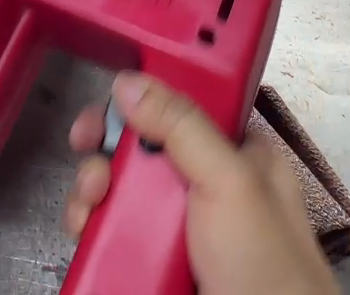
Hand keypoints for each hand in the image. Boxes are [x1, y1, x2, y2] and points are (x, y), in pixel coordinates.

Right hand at [65, 73, 337, 294]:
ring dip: (91, 190)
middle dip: (106, 147)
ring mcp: (179, 226)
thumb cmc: (265, 269)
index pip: (182, 105)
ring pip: (120, 187)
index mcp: (237, 155)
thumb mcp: (231, 184)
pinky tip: (83, 233)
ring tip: (86, 210)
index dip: (142, 98)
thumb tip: (129, 81)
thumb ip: (183, 126)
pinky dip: (92, 228)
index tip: (110, 100)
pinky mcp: (156, 260)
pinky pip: (114, 230)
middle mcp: (204, 185)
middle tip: (86, 150)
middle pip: (140, 144)